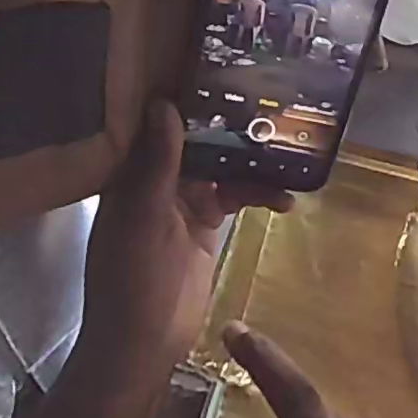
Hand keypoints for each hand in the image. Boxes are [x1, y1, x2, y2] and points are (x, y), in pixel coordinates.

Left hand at [80, 103, 293, 376]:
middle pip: (196, 140)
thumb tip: (164, 103)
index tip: (214, 70)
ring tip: (286, 155)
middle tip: (266, 104)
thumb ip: (157, 162)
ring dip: (251, 163)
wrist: (143, 346)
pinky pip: (235, 196)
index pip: (158, 123)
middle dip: (228, 126)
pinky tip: (284, 200)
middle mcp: (158, 177)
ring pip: (221, 166)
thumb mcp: (144, 217)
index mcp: (132, 171)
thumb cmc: (131, 279)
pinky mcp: (207, 221)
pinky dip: (258, 195)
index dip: (182, 98)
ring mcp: (184, 199)